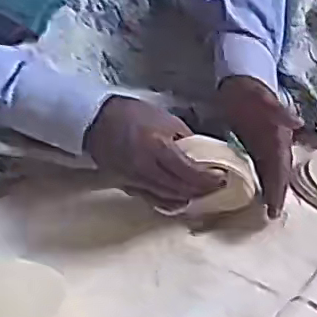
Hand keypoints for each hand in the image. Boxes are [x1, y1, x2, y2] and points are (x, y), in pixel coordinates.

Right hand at [83, 96, 232, 206]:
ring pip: (168, 198)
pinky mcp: (125, 184)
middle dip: (203, 191)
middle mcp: (145, 167)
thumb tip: (208, 158)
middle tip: (217, 188)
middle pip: (181, 189)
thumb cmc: (135, 115)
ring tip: (204, 193)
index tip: (222, 179)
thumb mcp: (168, 121)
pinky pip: (152, 199)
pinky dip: (170, 201)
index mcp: (157, 147)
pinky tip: (183, 199)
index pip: (190, 172)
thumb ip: (189, 142)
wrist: (94, 118)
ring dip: (189, 198)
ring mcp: (133, 178)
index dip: (209, 179)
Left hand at [216, 75, 298, 216]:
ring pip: (271, 171)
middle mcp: (274, 145)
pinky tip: (255, 187)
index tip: (275, 210)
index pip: (280, 169)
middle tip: (273, 216)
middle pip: (278, 174)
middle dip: (277, 195)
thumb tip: (298, 123)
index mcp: (277, 139)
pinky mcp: (254, 143)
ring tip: (268, 209)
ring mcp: (264, 145)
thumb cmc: (251, 89)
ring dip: (270, 189)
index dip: (278, 189)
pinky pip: (260, 165)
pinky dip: (260, 178)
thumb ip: (279, 110)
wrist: (242, 79)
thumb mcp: (263, 97)